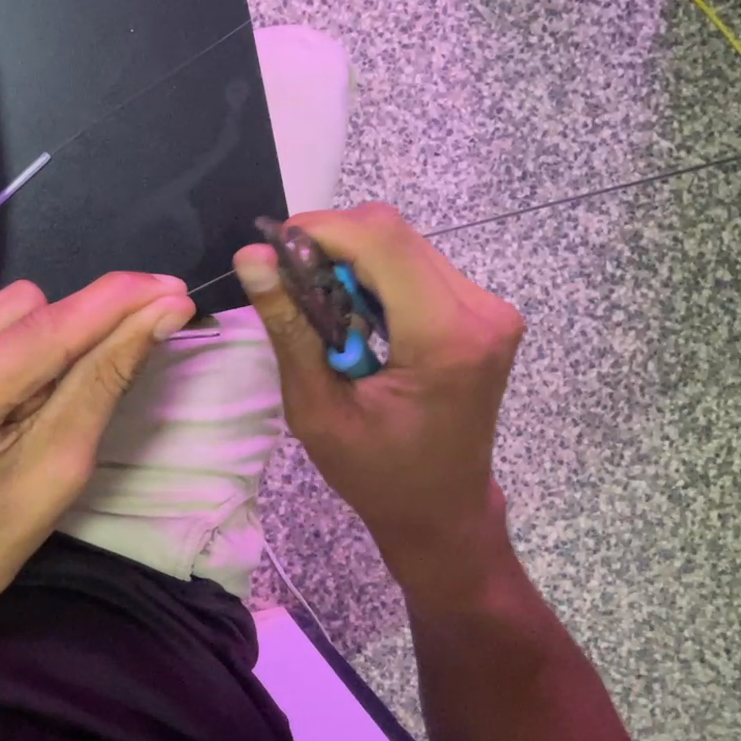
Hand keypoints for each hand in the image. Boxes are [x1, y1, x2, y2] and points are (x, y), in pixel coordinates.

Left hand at [0, 273, 195, 657]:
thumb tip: (162, 309)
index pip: (39, 335)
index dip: (109, 305)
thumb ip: (106, 378)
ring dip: (34, 342)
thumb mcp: (62, 466)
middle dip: (65, 339)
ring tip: (23, 403)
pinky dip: (4, 346)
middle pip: (21, 307)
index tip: (169, 288)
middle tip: (61, 400)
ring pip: (1, 307)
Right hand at [234, 204, 525, 600]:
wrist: (442, 511)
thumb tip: (253, 256)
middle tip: (285, 280)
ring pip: (402, 241)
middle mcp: (479, 310)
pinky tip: (348, 310)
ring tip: (314, 304)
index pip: (380, 241)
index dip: (318, 229)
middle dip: (328, 242)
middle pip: (391, 232)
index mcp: (444, 338)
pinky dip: (371, 271)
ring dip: (348, 257)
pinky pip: (415, 262)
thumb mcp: (315, 407)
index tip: (271, 251)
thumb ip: (287, 325)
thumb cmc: (375, 472)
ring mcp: (488, 307)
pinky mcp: (482, 310)